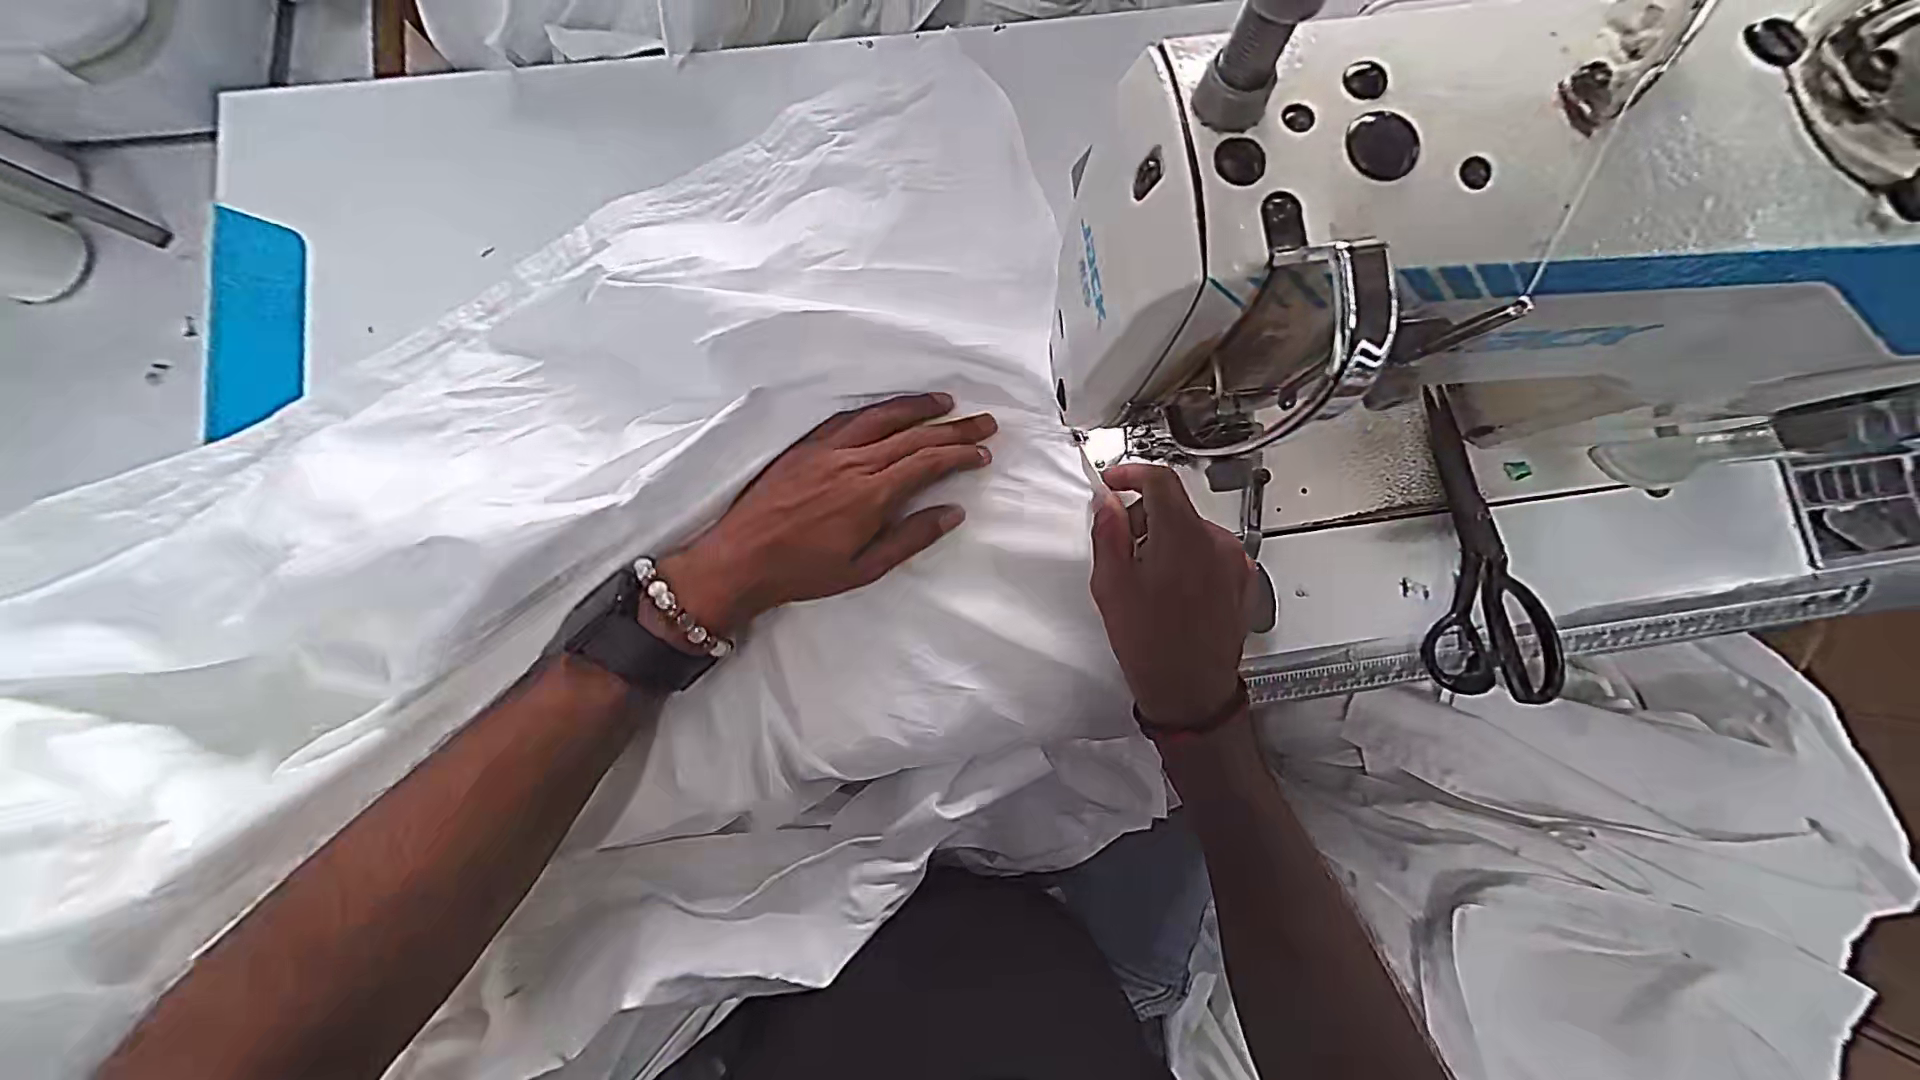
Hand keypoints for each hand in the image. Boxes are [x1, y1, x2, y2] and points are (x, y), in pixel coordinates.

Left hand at [657, 393, 995, 639]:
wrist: (739, 559)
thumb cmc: (803, 572)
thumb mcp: (864, 569)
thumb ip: (911, 537)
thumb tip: (952, 512)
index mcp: (870, 495)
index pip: (927, 463)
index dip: (959, 455)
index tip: (983, 453)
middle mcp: (852, 463)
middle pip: (913, 436)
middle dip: (954, 428)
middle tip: (984, 422)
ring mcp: (826, 450)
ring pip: (881, 418)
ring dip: (917, 407)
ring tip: (945, 402)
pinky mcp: (805, 447)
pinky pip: (847, 418)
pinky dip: (875, 410)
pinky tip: (889, 408)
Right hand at [1090, 464, 1251, 728]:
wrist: (1190, 690)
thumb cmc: (1153, 646)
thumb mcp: (1112, 585)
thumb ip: (1108, 533)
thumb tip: (1108, 502)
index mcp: (1181, 537)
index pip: (1160, 480)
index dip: (1132, 474)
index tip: (1115, 482)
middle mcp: (1215, 543)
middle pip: (1174, 505)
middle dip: (1143, 516)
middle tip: (1120, 546)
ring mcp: (1233, 562)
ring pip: (1191, 529)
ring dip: (1165, 539)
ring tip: (1146, 579)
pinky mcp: (1241, 579)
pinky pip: (1208, 551)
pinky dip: (1186, 557)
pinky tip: (1169, 590)